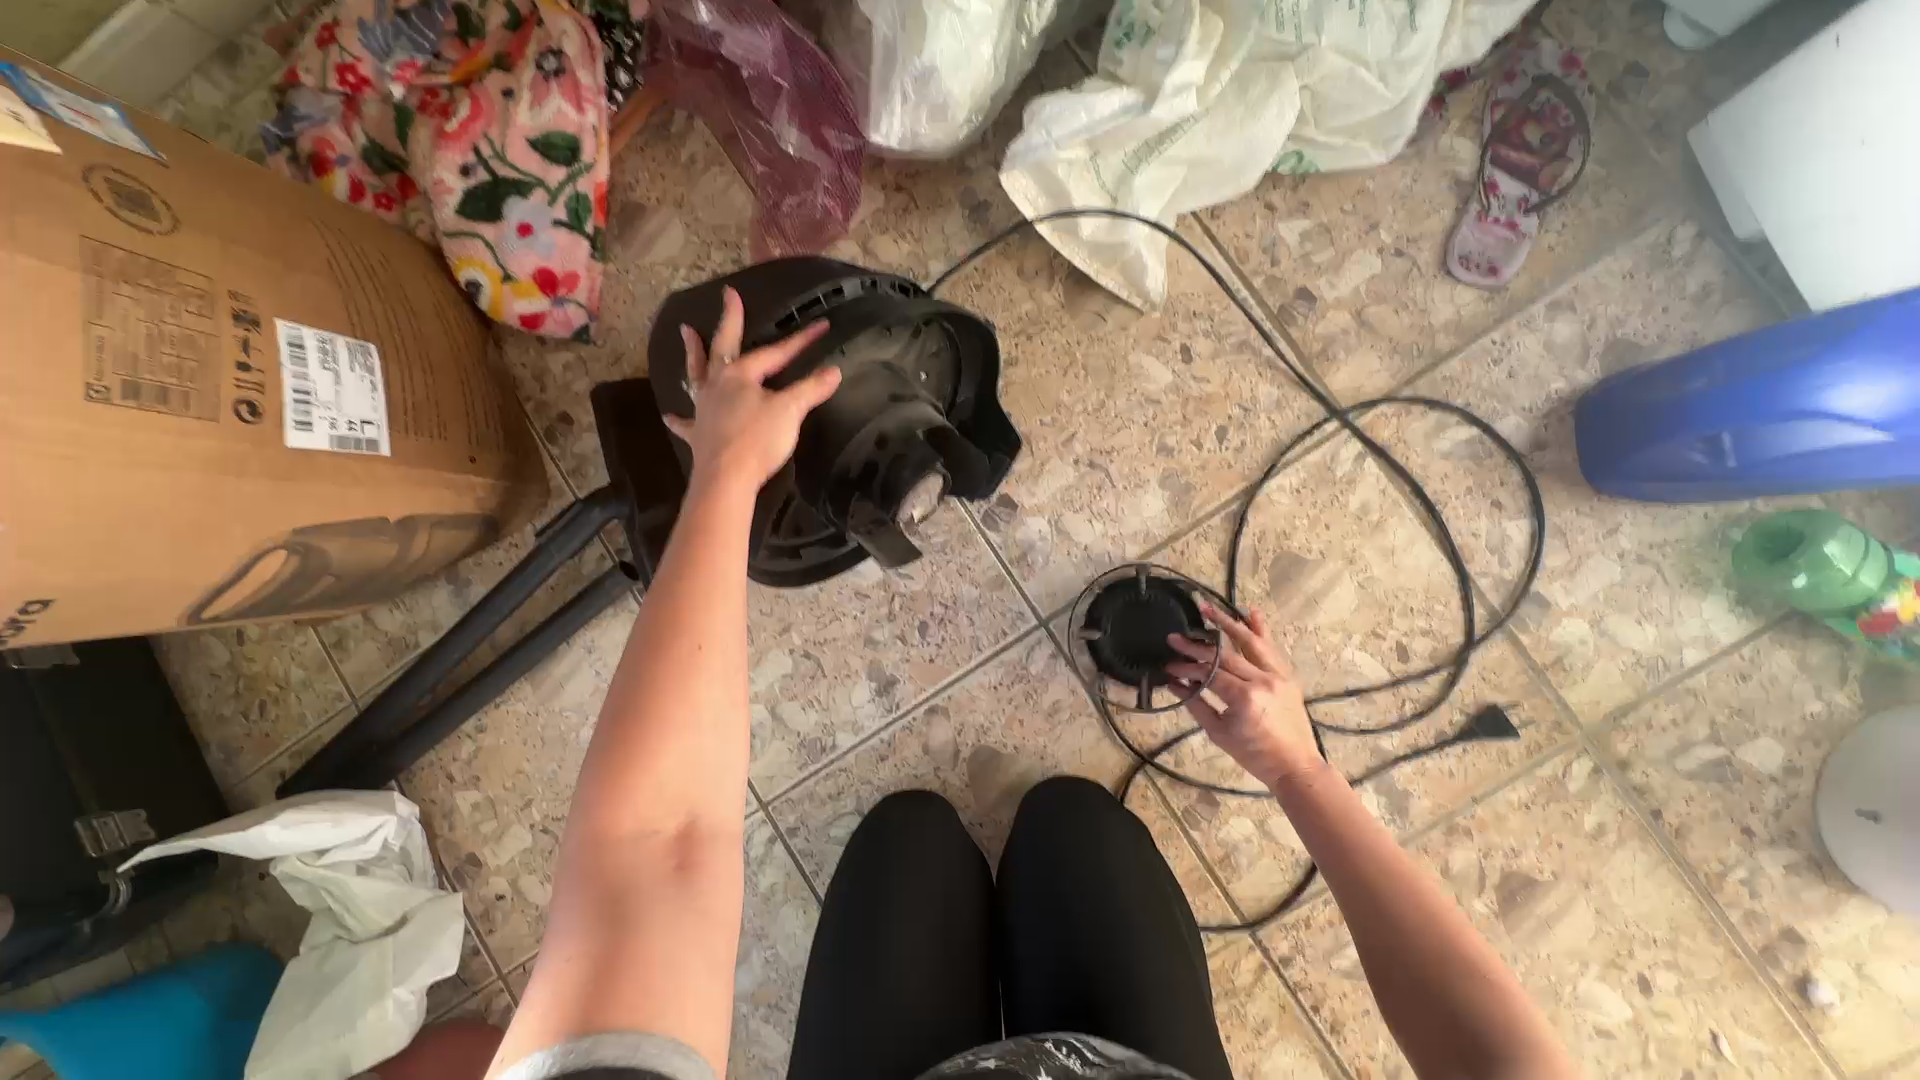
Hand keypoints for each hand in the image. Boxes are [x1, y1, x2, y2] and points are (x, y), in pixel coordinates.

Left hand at [664, 285, 841, 492]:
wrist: (726, 479)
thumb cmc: (758, 440)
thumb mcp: (790, 411)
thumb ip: (811, 390)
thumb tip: (834, 371)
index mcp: (740, 375)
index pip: (775, 353)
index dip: (799, 341)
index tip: (821, 327)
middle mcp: (717, 385)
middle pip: (723, 347)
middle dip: (728, 321)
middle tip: (727, 296)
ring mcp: (703, 409)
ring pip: (697, 374)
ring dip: (692, 353)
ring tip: (686, 333)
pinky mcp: (698, 435)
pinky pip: (685, 422)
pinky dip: (678, 418)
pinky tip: (669, 415)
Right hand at [1166, 603, 1322, 788]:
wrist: (1295, 766)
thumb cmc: (1254, 755)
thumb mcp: (1219, 733)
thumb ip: (1196, 704)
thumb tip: (1174, 683)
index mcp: (1244, 697)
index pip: (1209, 674)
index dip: (1186, 668)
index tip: (1168, 665)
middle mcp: (1262, 680)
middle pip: (1224, 656)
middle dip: (1197, 646)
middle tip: (1175, 637)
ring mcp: (1277, 676)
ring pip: (1250, 642)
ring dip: (1227, 623)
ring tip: (1207, 609)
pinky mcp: (1286, 676)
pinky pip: (1271, 649)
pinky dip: (1261, 630)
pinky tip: (1251, 613)